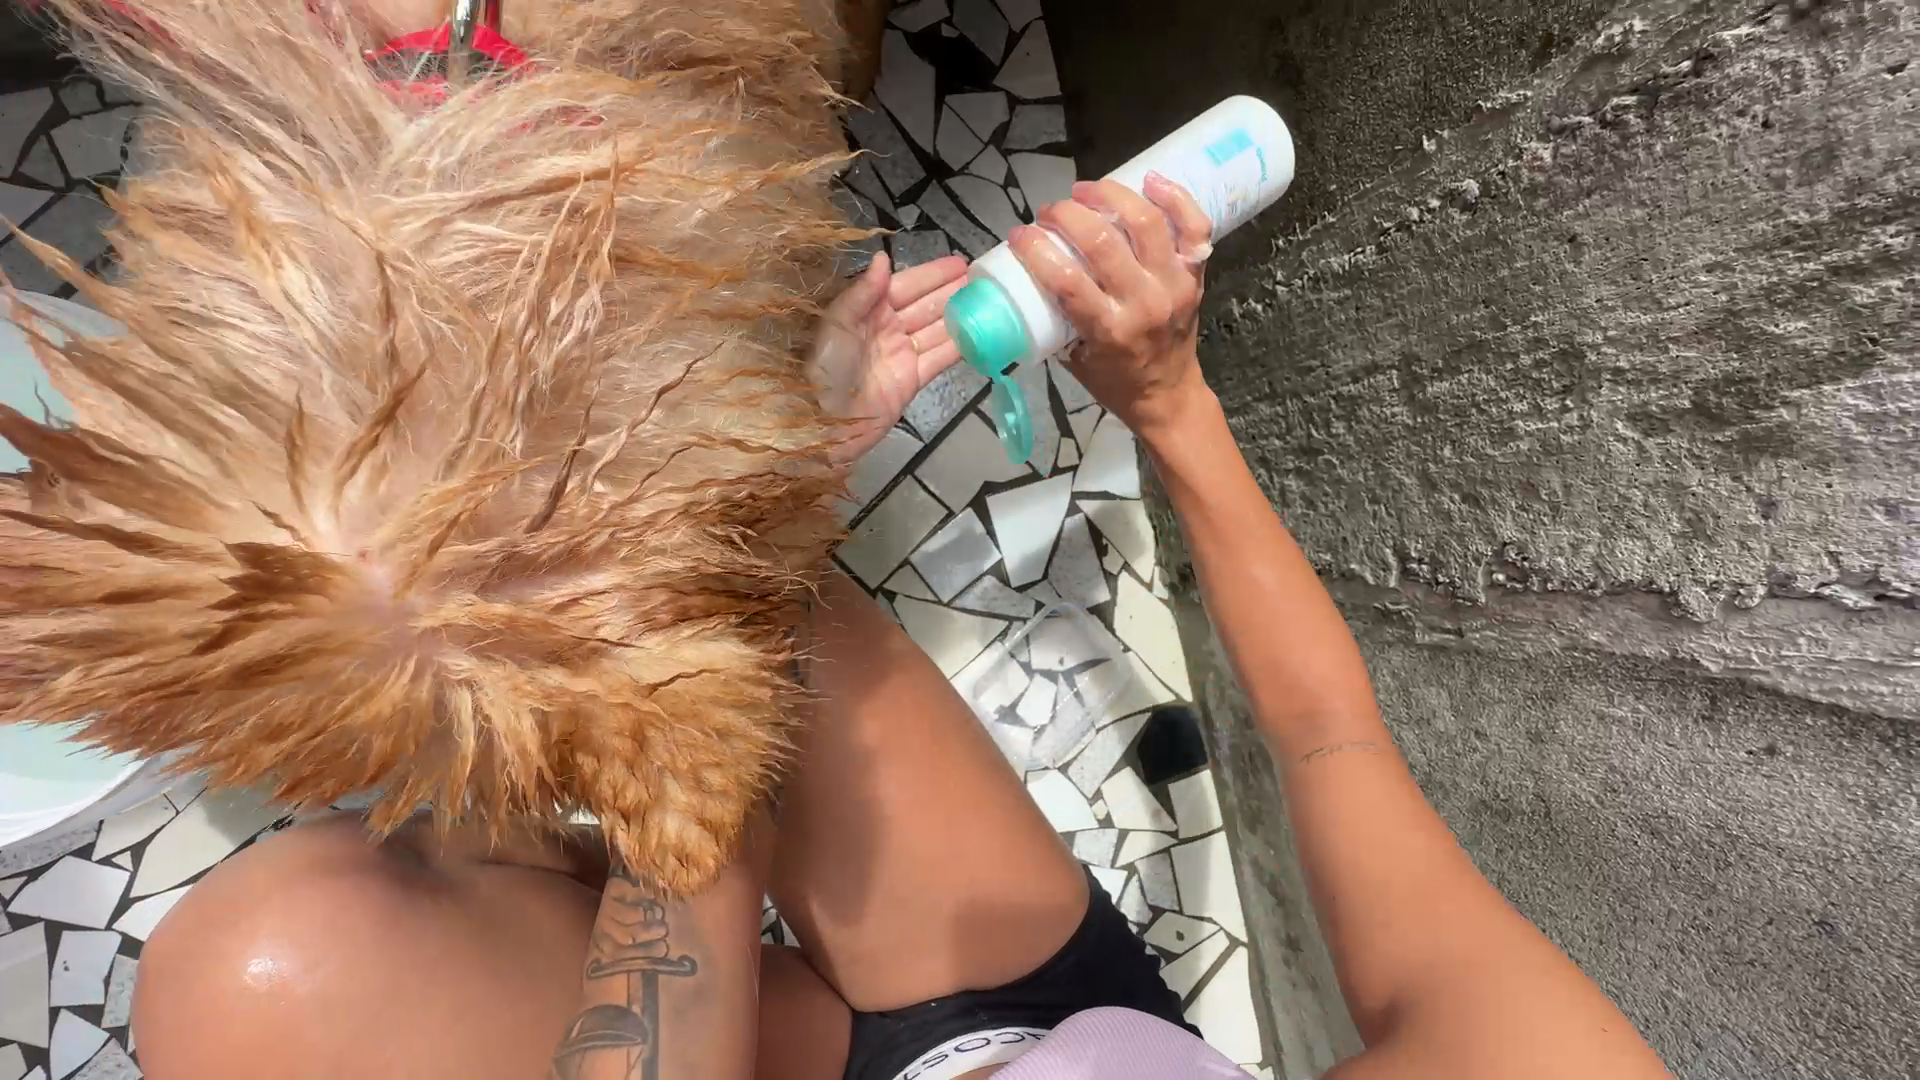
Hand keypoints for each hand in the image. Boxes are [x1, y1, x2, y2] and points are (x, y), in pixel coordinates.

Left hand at [808, 251, 969, 463]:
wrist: (825, 421)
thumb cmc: (826, 368)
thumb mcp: (838, 324)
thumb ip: (863, 292)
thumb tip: (883, 257)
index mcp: (867, 311)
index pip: (905, 286)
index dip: (932, 275)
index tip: (960, 263)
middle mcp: (887, 330)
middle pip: (925, 306)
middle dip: (952, 292)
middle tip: (982, 279)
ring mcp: (902, 355)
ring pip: (937, 330)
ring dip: (960, 315)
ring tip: (988, 300)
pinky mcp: (912, 381)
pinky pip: (940, 359)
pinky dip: (959, 347)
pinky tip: (980, 334)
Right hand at [1008, 173, 1215, 445]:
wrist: (1168, 395)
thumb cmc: (1115, 383)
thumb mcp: (1075, 361)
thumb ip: (1057, 321)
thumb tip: (1031, 278)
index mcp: (1109, 331)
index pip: (1066, 280)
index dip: (1036, 248)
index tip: (1020, 234)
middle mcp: (1144, 304)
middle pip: (1102, 242)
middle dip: (1067, 215)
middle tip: (1051, 211)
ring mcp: (1174, 285)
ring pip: (1145, 222)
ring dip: (1110, 195)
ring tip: (1086, 191)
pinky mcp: (1195, 274)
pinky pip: (1192, 224)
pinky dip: (1174, 196)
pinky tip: (1148, 180)